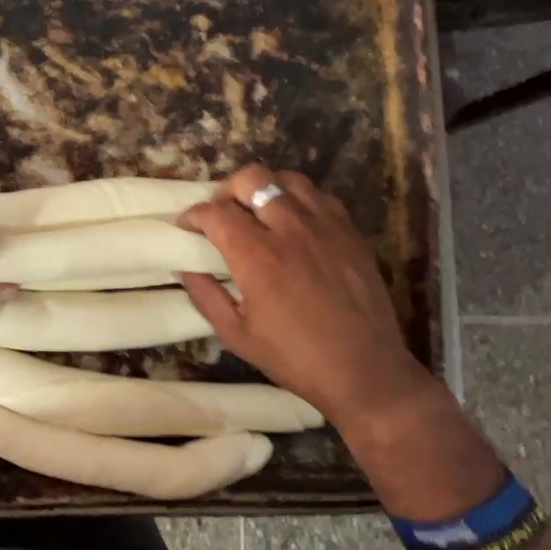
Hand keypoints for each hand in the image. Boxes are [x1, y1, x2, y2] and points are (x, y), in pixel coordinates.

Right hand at [178, 164, 427, 426]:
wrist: (365, 371)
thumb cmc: (294, 357)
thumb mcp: (235, 334)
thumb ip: (205, 294)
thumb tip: (185, 267)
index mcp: (256, 256)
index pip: (214, 212)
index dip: (193, 215)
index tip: (187, 227)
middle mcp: (290, 230)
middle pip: (252, 179)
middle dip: (227, 190)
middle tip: (223, 214)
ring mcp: (325, 227)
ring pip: (288, 179)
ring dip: (266, 189)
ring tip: (259, 212)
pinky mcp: (351, 233)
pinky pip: (320, 197)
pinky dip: (299, 200)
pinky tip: (294, 223)